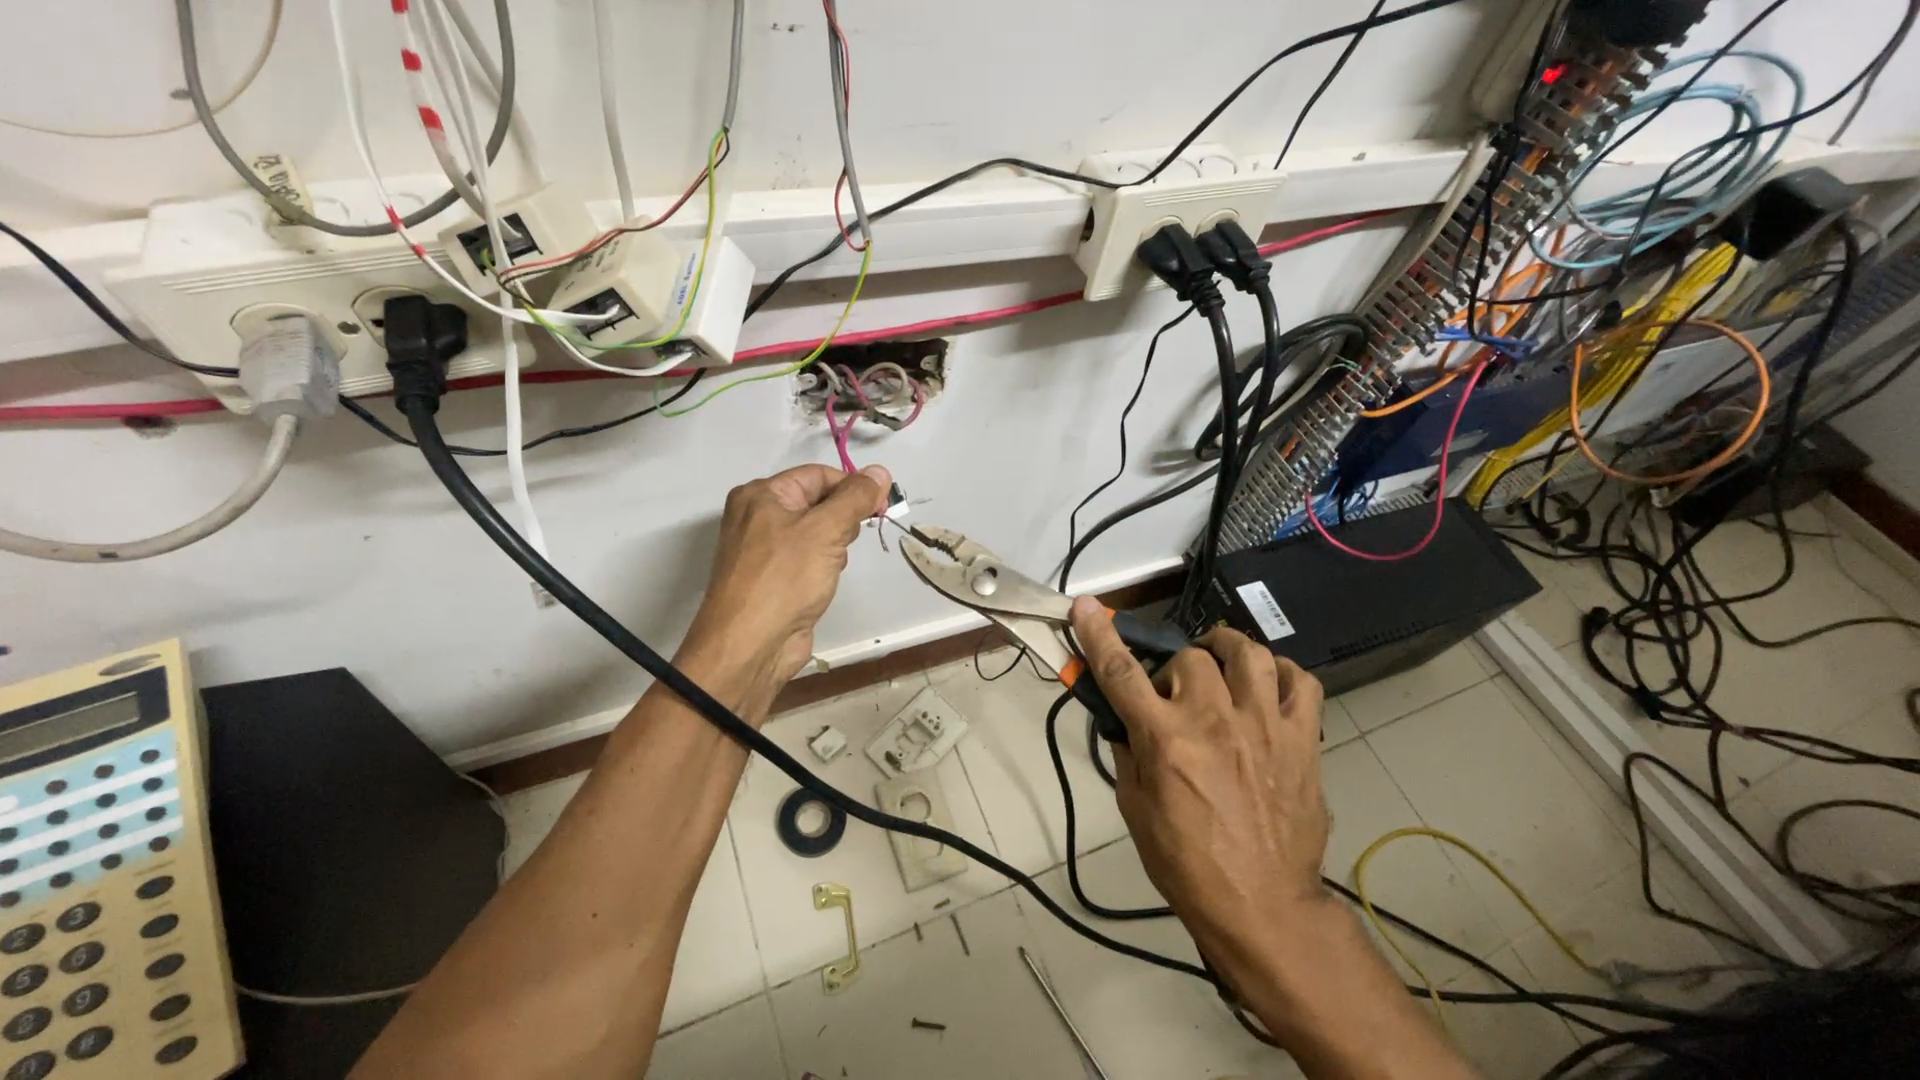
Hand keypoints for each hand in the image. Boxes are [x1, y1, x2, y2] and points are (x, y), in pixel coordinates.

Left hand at [682, 464, 890, 714]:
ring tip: (831, 566)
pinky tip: (824, 583)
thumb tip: (880, 471)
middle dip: (842, 520)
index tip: (881, 506)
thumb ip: (856, 498)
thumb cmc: (785, 578)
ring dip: (834, 546)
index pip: (818, 475)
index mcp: (761, 495)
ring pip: (816, 533)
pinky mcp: (773, 579)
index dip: (852, 487)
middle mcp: (757, 517)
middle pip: (817, 502)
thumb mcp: (826, 529)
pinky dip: (823, 567)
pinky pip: (807, 560)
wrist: (751, 645)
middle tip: (848, 541)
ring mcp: (763, 550)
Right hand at [1069, 596, 1332, 959]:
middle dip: (1174, 670)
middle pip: (1189, 657)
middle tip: (1174, 696)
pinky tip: (1266, 686)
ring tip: (1219, 664)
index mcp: (1166, 741)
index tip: (1087, 607)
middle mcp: (1215, 721)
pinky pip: (1299, 680)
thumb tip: (1124, 720)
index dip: (1100, 635)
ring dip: (1225, 651)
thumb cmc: (1187, 864)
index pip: (1122, 673)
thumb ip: (1128, 753)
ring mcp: (1265, 725)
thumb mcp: (1135, 810)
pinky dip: (1280, 672)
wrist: (1262, 904)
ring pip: (1247, 652)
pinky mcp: (1303, 739)